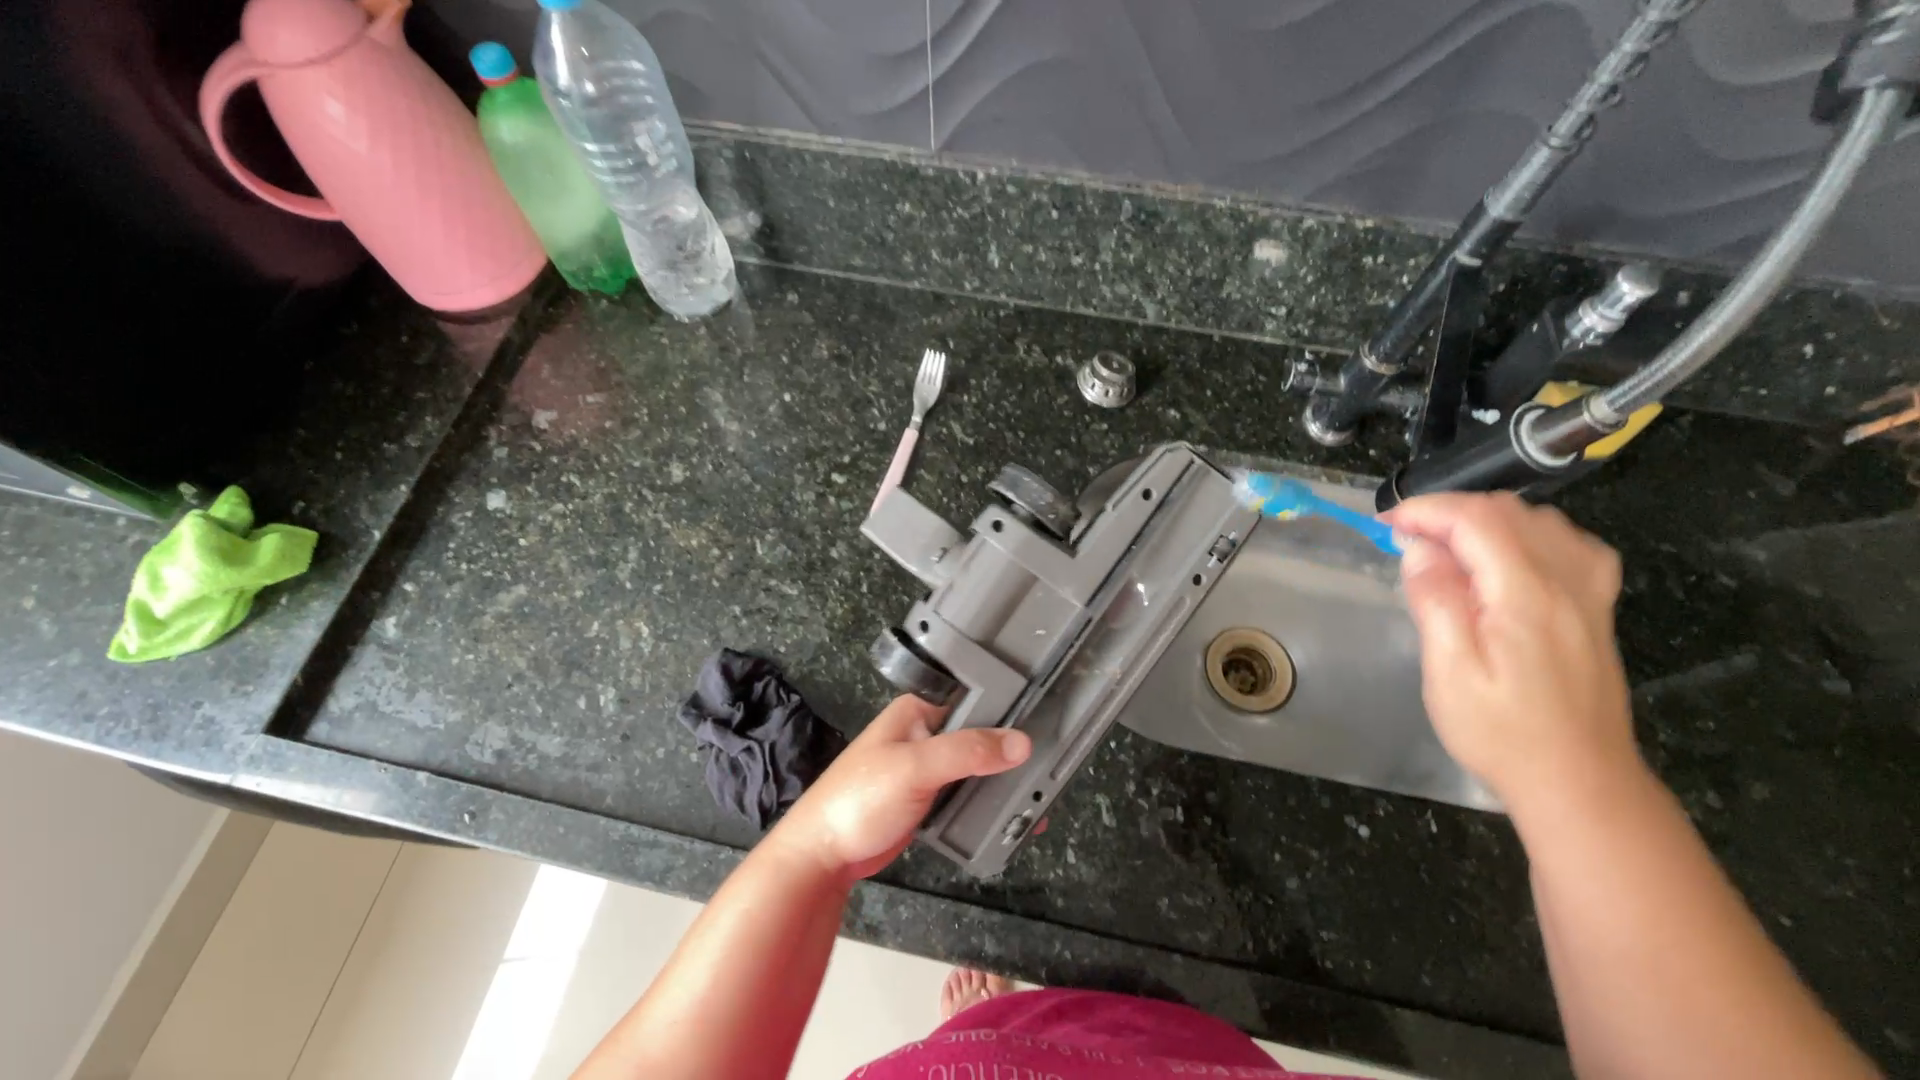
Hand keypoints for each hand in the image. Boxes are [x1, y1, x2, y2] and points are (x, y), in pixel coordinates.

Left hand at [766, 695, 1030, 882]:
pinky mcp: (927, 801)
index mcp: (917, 712)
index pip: (974, 704)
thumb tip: (1021, 742)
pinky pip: (966, 798)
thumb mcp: (915, 768)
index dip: (1008, 717)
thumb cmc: (859, 800)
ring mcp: (925, 770)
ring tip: (1039, 802)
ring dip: (1002, 787)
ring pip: (976, 772)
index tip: (1047, 732)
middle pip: (980, 740)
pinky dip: (986, 808)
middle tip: (1049, 778)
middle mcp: (924, 735)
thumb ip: (967, 752)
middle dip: (1010, 760)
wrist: (823, 854)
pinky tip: (1011, 820)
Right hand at [1381, 493, 1639, 809]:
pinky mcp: (1597, 610)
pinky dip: (1529, 536)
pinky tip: (1507, 561)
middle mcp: (1567, 582)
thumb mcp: (1450, 673)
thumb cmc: (1502, 733)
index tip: (1387, 524)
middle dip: (1450, 512)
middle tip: (1408, 543)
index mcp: (1527, 595)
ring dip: (1486, 521)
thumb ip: (1436, 601)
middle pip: (1508, 512)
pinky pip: (1570, 545)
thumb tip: (1419, 549)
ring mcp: (1590, 594)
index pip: (1476, 519)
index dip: (1426, 509)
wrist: (1580, 781)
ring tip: (1448, 552)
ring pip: (1540, 521)